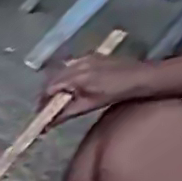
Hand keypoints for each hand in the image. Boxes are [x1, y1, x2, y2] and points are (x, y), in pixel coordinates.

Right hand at [40, 54, 156, 120]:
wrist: (140, 76)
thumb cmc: (115, 93)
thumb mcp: (88, 106)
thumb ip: (65, 113)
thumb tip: (47, 125)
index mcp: (75, 76)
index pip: (49, 88)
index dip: (43, 102)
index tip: (41, 113)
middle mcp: (77, 64)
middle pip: (53, 79)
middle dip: (47, 93)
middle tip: (47, 108)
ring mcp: (85, 58)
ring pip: (61, 71)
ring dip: (56, 84)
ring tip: (58, 98)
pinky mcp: (93, 56)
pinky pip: (72, 65)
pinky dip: (66, 76)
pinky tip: (72, 85)